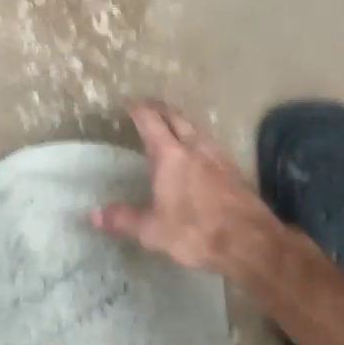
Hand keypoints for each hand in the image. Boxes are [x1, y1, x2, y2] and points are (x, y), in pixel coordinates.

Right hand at [90, 99, 285, 275]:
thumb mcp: (153, 231)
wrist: (250, 241)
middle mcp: (194, 146)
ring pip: (196, 127)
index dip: (138, 110)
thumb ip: (124, 219)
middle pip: (175, 117)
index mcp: (170, 155)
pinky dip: (197, 138)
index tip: (129, 103)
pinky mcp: (232, 168)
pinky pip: (210, 142)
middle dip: (160, 109)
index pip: (150, 121)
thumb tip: (94, 215)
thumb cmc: (196, 232)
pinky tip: (199, 151)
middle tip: (149, 107)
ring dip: (181, 121)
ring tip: (172, 125)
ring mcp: (217, 154)